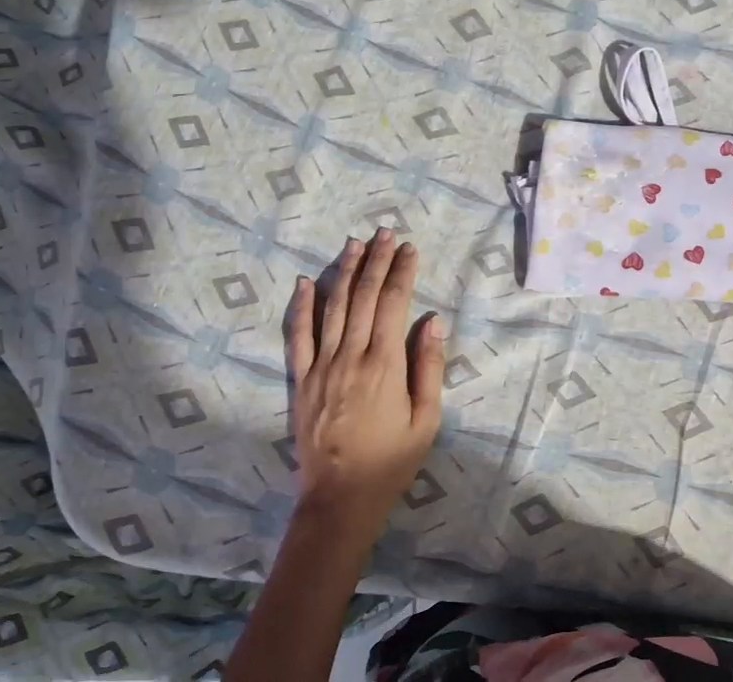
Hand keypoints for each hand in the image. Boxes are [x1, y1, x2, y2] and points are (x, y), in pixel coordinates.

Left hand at [285, 228, 444, 537]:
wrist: (340, 498)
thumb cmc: (392, 461)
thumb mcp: (427, 420)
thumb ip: (429, 367)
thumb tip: (433, 320)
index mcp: (386, 365)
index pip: (394, 304)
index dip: (402, 272)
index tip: (410, 249)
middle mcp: (352, 356)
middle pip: (364, 297)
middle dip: (376, 261)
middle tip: (385, 233)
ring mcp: (322, 366)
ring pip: (334, 307)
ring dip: (345, 272)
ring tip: (355, 243)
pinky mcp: (301, 380)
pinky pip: (298, 336)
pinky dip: (303, 306)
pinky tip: (308, 281)